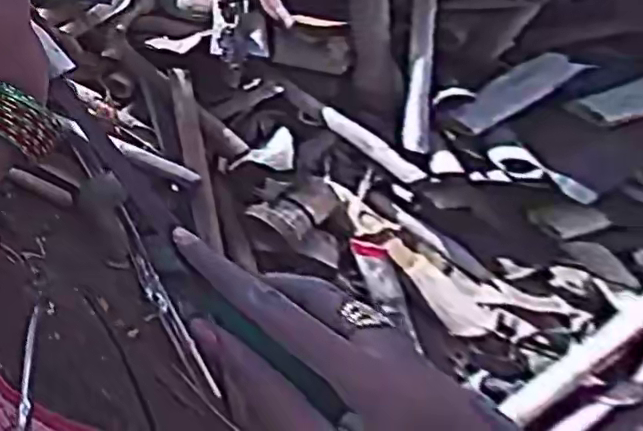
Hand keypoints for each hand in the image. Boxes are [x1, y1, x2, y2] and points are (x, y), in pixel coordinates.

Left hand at [0, 0, 50, 101]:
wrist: (5, 111)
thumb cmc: (9, 63)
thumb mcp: (15, 18)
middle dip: (18, 0)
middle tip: (36, 7)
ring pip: (6, 20)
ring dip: (26, 23)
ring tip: (40, 33)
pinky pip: (12, 42)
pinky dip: (27, 42)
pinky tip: (38, 51)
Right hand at [174, 229, 515, 430]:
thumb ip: (263, 390)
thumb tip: (207, 330)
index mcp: (378, 384)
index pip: (275, 307)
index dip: (220, 270)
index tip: (184, 240)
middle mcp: (415, 370)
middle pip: (321, 299)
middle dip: (269, 290)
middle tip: (230, 303)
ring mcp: (443, 385)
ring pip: (354, 320)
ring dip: (306, 317)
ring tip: (274, 343)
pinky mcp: (457, 402)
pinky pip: (381, 348)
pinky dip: (338, 343)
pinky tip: (324, 377)